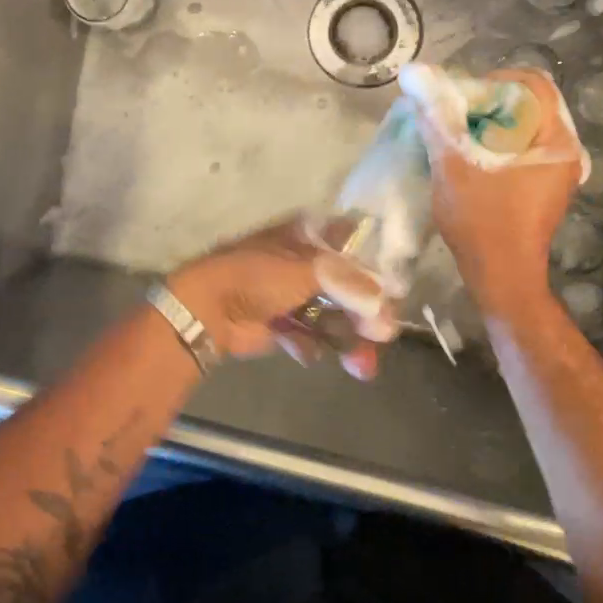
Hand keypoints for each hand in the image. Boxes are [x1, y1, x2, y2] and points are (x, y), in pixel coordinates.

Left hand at [167, 219, 396, 379]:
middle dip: (366, 313)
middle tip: (383, 336)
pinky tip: (308, 353)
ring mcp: (290, 293)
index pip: (354, 245)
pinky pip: (308, 334)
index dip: (376, 268)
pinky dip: (311, 345)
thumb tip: (387, 303)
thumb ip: (352, 284)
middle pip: (347, 285)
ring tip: (361, 366)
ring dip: (346, 339)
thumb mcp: (310, 270)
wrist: (207, 308)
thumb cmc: (258, 277)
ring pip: (331, 314)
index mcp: (308, 235)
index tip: (395, 292)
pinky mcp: (279, 323)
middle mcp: (302, 260)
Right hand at [421, 69, 583, 315]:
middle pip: (529, 103)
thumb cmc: (482, 221)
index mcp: (555, 140)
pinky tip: (471, 157)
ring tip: (459, 135)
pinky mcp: (546, 185)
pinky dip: (498, 143)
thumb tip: (417, 79)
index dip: (493, 81)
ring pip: (525, 126)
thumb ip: (437, 121)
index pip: (532, 84)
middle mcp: (566, 150)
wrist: (502, 277)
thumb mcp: (453, 166)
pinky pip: (524, 147)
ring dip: (491, 124)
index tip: (461, 98)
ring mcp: (559, 170)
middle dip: (489, 103)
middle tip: (455, 115)